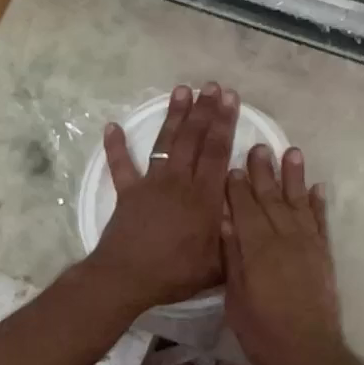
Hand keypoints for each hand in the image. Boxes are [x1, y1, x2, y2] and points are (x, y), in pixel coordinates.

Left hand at [86, 82, 238, 311]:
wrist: (127, 278)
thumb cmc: (176, 272)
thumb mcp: (218, 263)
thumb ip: (236, 237)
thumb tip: (252, 214)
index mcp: (203, 196)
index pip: (217, 151)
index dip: (225, 123)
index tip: (231, 99)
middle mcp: (179, 181)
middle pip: (194, 139)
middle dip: (205, 110)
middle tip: (212, 86)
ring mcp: (151, 184)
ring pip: (165, 143)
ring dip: (174, 116)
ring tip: (182, 90)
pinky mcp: (128, 193)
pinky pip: (121, 166)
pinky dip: (116, 147)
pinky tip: (111, 126)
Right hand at [222, 143, 349, 364]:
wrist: (307, 351)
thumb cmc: (262, 330)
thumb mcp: (236, 297)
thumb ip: (233, 257)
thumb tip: (225, 220)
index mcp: (258, 248)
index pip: (245, 208)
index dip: (239, 187)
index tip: (234, 166)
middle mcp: (284, 238)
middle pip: (272, 198)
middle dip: (264, 172)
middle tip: (260, 147)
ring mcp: (307, 244)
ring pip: (298, 202)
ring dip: (295, 177)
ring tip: (292, 152)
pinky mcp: (324, 254)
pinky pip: (321, 221)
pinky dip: (318, 203)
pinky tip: (317, 187)